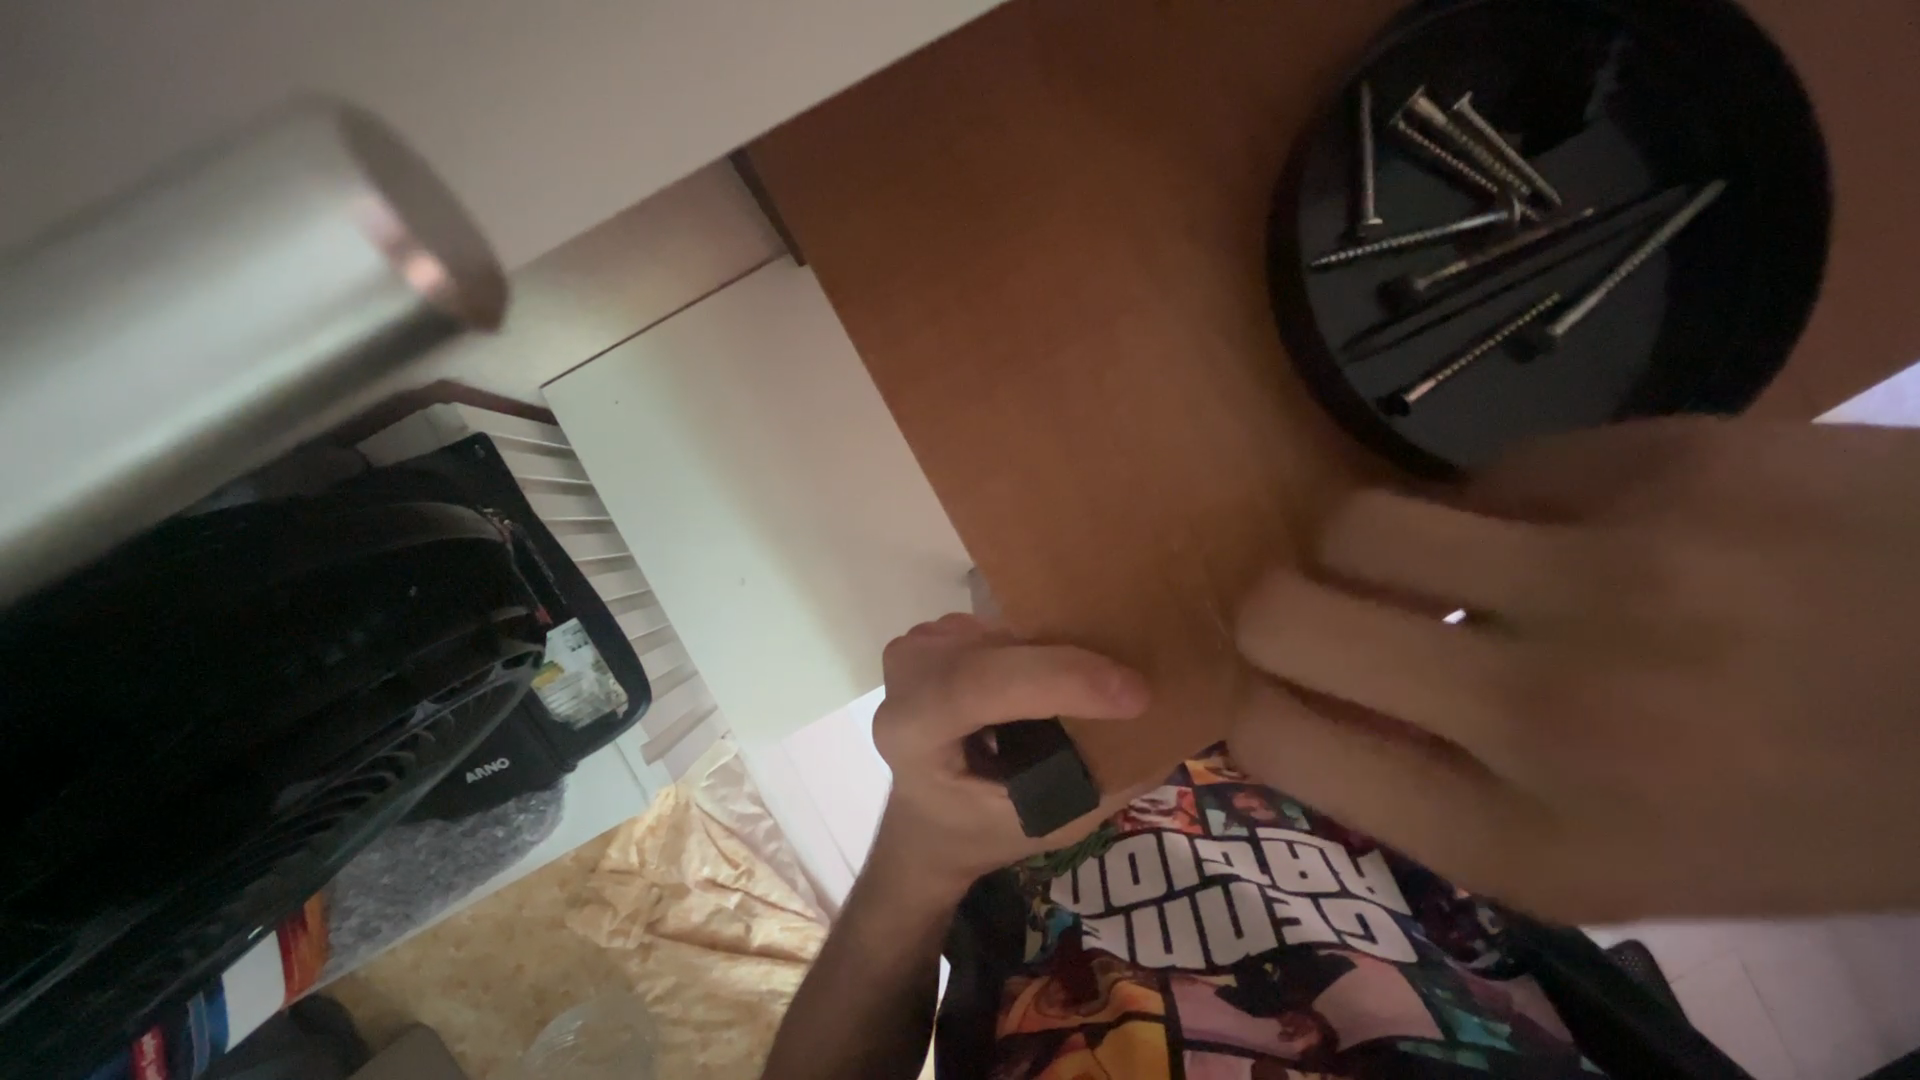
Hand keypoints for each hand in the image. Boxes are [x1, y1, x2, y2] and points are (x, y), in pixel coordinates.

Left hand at [868, 614, 1151, 903]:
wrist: (925, 822)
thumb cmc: (978, 831)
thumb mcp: (1043, 825)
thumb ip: (1100, 781)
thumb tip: (1174, 728)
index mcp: (911, 730)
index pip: (978, 685)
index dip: (1057, 679)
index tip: (1133, 695)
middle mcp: (905, 676)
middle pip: (995, 650)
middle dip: (1070, 663)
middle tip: (1135, 689)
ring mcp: (920, 645)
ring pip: (1006, 632)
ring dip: (1058, 653)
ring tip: (1104, 681)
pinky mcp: (942, 632)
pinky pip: (1005, 626)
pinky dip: (1044, 646)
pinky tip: (1068, 668)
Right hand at [1228, 418, 1919, 921]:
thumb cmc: (1806, 809)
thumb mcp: (1602, 858)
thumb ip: (1429, 789)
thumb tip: (1293, 702)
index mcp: (1525, 843)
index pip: (1272, 739)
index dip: (1252, 700)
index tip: (1284, 685)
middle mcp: (1545, 718)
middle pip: (1277, 615)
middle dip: (1275, 610)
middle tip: (1327, 608)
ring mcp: (1610, 579)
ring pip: (1353, 521)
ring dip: (1371, 545)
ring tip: (1442, 561)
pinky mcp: (1668, 466)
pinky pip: (1486, 473)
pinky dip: (1500, 505)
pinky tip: (1582, 527)